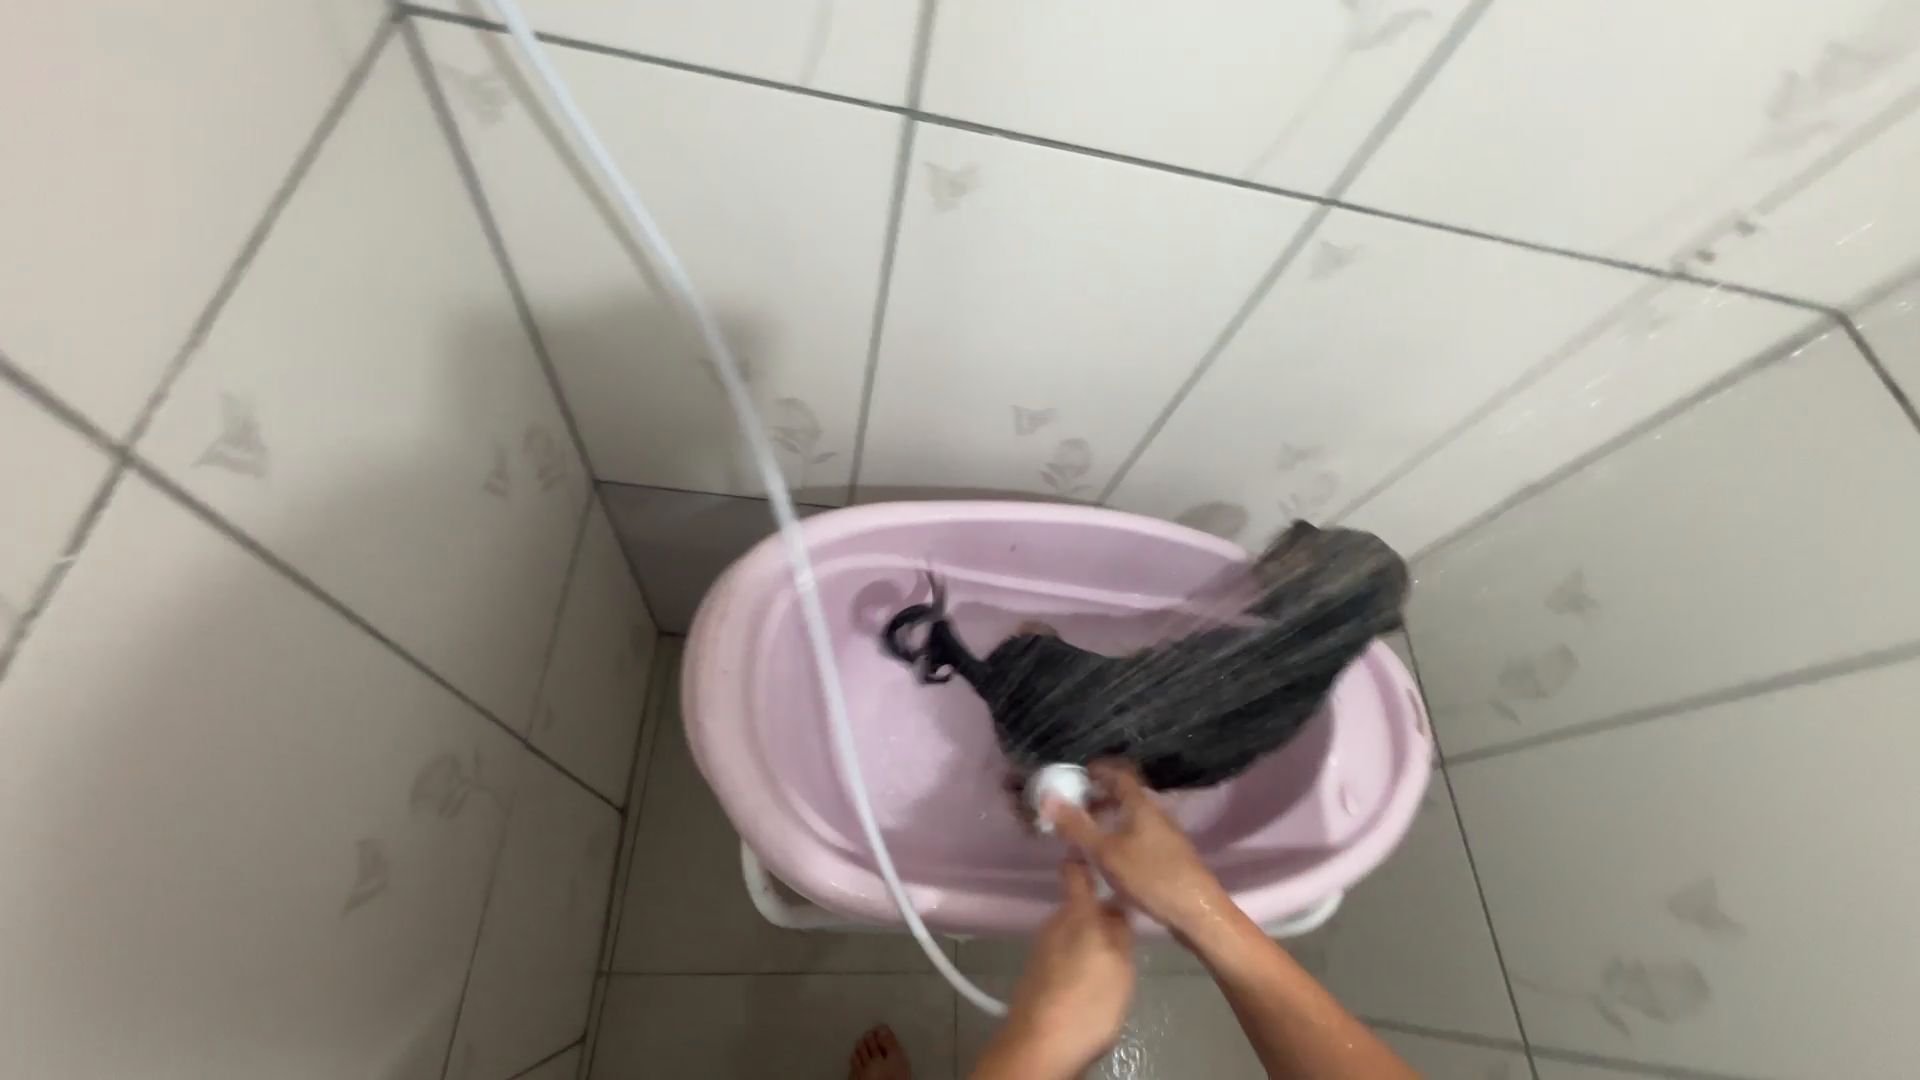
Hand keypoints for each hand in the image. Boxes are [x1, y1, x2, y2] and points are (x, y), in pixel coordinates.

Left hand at [986, 860, 1134, 1078]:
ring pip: (1071, 930)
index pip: (1075, 870)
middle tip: (1123, 924)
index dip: (1083, 857)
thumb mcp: (1119, 964)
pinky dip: (1076, 960)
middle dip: (1097, 911)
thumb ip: (1120, 931)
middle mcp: (1055, 922)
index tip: (1096, 847)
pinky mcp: (1037, 972)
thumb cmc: (1088, 999)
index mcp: (1077, 912)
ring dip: (1087, 938)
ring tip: (1110, 957)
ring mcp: (1042, 947)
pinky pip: (1062, 954)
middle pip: (1078, 905)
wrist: (1040, 1044)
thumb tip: (1117, 904)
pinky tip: (1088, 980)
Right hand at [1044, 761, 1237, 937]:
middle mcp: (1156, 813)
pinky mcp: (1171, 854)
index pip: (1119, 773)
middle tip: (1079, 806)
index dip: (1099, 770)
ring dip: (1112, 816)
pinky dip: (1122, 833)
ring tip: (1090, 832)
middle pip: (1127, 794)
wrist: (1198, 912)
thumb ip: (1077, 826)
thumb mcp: (1106, 852)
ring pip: (1134, 815)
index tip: (1079, 775)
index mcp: (1141, 804)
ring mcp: (1167, 834)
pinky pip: (1141, 832)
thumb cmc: (1150, 876)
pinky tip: (1112, 856)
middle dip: (1102, 796)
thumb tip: (1049, 799)